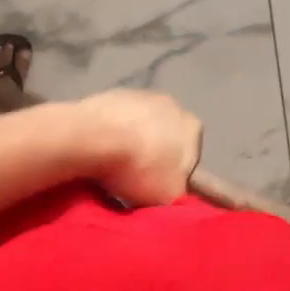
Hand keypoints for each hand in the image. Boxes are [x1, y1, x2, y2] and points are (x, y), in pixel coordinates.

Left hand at [70, 90, 201, 206]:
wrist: (95, 137)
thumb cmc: (141, 168)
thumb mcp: (170, 197)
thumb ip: (177, 193)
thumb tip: (170, 190)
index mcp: (194, 128)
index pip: (190, 157)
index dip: (173, 175)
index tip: (155, 189)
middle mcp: (172, 104)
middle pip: (163, 138)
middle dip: (150, 156)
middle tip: (132, 180)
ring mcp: (139, 95)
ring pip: (137, 127)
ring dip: (127, 143)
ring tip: (110, 167)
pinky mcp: (109, 93)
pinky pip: (113, 121)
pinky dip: (107, 133)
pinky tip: (95, 150)